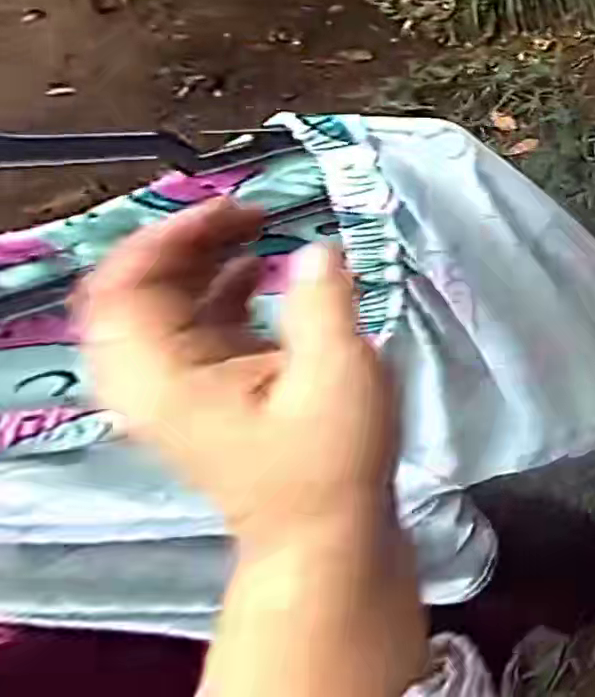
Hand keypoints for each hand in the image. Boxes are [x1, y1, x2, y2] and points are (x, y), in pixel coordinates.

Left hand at [73, 199, 400, 547]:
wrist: (324, 521)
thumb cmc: (329, 450)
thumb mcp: (338, 370)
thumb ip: (324, 303)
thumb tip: (317, 249)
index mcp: (162, 374)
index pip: (124, 288)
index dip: (167, 237)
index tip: (234, 206)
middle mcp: (154, 375)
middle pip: (141, 291)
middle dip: (192, 240)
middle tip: (257, 209)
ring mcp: (184, 381)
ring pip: (172, 303)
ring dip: (212, 260)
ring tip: (266, 228)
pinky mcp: (218, 384)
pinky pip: (204, 321)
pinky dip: (231, 287)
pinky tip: (269, 271)